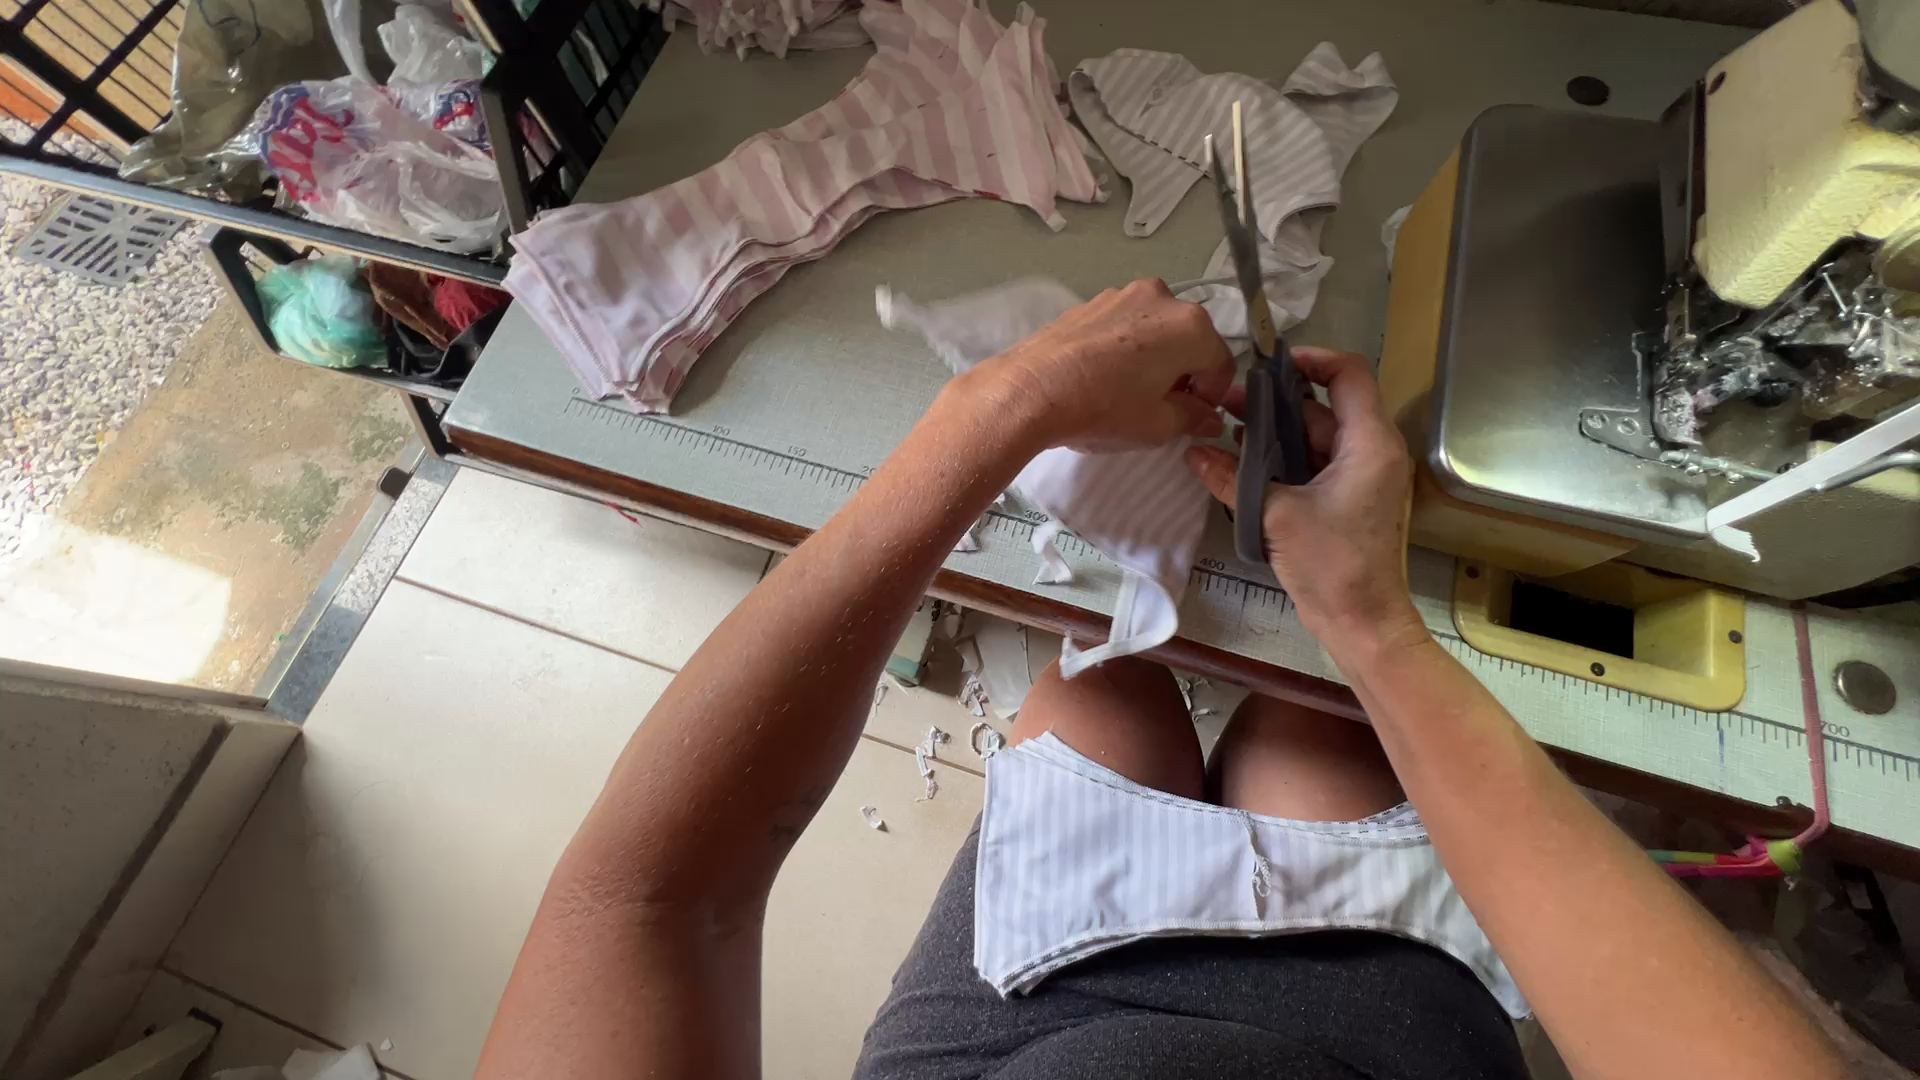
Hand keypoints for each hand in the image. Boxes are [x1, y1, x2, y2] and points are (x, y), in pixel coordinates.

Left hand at [968, 279, 1234, 451]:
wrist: (1031, 390)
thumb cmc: (1104, 409)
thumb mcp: (1157, 426)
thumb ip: (1193, 418)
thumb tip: (1208, 417)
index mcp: (1191, 326)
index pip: (1221, 364)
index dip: (1212, 396)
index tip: (1193, 417)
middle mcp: (1162, 297)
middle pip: (1188, 341)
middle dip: (1183, 374)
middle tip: (1159, 407)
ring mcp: (1122, 294)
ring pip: (1153, 330)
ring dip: (1152, 359)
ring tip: (1125, 392)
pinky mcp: (1089, 302)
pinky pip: (1122, 327)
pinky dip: (1123, 349)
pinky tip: (1100, 377)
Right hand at [1185, 346, 1427, 655]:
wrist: (1361, 621)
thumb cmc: (1331, 563)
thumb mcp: (1275, 514)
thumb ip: (1232, 478)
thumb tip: (1193, 452)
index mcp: (1369, 443)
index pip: (1348, 374)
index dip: (1311, 358)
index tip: (1266, 362)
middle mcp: (1369, 452)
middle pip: (1323, 407)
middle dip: (1274, 400)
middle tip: (1224, 400)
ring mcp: (1358, 477)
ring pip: (1313, 437)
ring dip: (1273, 430)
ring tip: (1224, 426)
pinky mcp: (1343, 499)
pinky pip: (1311, 463)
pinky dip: (1280, 457)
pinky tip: (1241, 460)